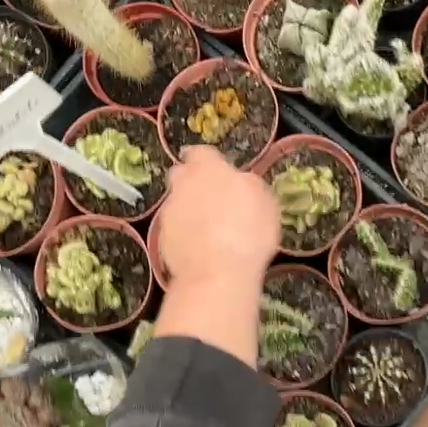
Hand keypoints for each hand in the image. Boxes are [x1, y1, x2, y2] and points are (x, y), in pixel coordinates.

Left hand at [157, 146, 279, 292]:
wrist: (217, 273)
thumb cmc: (248, 233)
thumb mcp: (265, 203)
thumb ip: (249, 185)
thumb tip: (242, 181)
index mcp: (208, 168)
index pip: (202, 152)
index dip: (211, 162)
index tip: (221, 174)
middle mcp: (182, 184)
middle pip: (182, 174)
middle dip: (193, 182)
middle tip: (214, 202)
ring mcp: (168, 211)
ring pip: (177, 203)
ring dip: (190, 211)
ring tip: (211, 232)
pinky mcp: (162, 238)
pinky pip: (175, 229)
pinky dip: (185, 235)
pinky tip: (202, 250)